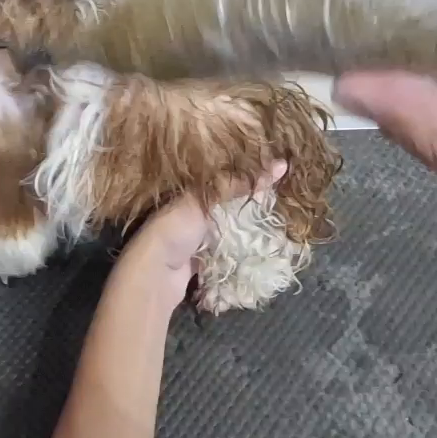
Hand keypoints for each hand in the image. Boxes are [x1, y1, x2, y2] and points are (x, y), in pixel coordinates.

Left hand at [116, 161, 288, 302]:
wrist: (155, 273)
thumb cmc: (176, 229)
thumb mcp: (206, 200)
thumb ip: (238, 184)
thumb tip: (281, 164)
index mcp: (185, 193)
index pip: (220, 179)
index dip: (244, 175)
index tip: (274, 173)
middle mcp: (186, 213)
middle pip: (223, 205)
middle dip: (247, 204)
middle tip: (280, 200)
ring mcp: (191, 239)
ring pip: (224, 229)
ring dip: (244, 229)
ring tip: (276, 222)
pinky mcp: (197, 262)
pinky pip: (223, 251)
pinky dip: (237, 250)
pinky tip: (259, 246)